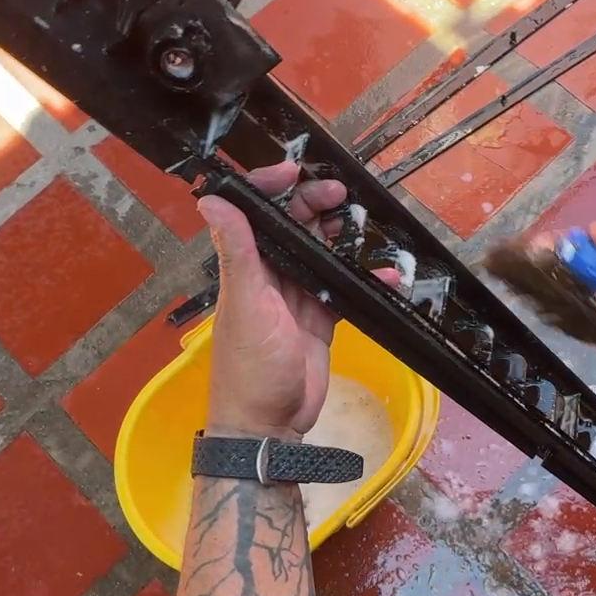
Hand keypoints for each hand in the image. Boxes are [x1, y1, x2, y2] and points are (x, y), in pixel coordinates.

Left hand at [200, 162, 349, 439]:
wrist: (271, 423)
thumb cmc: (252, 366)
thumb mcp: (246, 303)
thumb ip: (237, 251)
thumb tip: (210, 198)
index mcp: (245, 268)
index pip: (254, 215)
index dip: (271, 188)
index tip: (297, 172)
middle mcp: (269, 278)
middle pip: (292, 229)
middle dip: (313, 205)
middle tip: (340, 195)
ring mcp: (296, 299)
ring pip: (320, 254)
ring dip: (339, 237)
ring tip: (362, 223)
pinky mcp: (320, 321)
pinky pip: (342, 290)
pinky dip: (363, 280)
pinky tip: (385, 274)